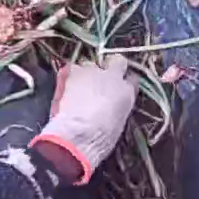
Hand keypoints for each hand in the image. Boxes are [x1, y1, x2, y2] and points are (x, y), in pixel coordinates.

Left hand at [32, 56, 136, 183]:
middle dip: (111, 66)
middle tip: (100, 79)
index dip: (124, 83)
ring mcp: (94, 71)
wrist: (80, 132)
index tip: (118, 89)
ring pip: (92, 64)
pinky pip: (73, 68)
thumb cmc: (101, 137)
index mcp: (128, 93)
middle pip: (118, 61)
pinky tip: (66, 86)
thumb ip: (116, 110)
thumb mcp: (117, 124)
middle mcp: (114, 77)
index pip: (132, 80)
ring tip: (79, 85)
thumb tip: (110, 108)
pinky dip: (70, 75)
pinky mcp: (74, 71)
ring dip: (87, 72)